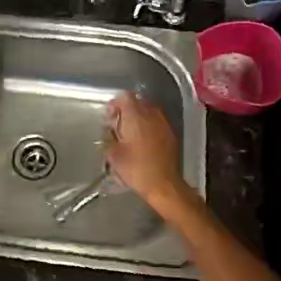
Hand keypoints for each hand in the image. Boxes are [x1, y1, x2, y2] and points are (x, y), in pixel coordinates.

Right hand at [106, 92, 190, 207]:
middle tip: (118, 126)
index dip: (114, 104)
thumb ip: (108, 138)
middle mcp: (152, 114)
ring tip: (130, 135)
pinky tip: (143, 142)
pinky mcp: (171, 133)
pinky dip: (149, 127)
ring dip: (138, 119)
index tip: (109, 117)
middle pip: (137, 102)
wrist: (164, 183)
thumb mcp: (113, 155)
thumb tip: (109, 132)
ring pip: (149, 111)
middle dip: (126, 111)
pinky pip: (157, 122)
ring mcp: (164, 123)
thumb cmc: (136, 168)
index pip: (124, 96)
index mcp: (136, 116)